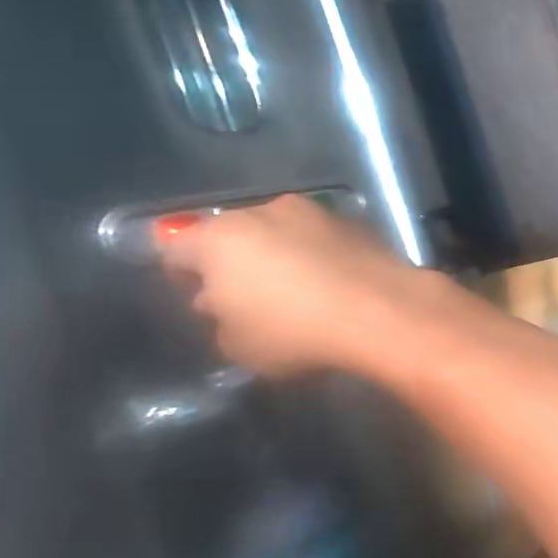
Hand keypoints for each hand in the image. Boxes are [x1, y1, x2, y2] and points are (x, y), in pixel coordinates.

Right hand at [157, 194, 455, 375]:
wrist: (380, 309)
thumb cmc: (293, 332)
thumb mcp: (237, 347)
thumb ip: (220, 320)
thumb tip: (222, 303)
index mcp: (220, 237)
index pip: (177, 248)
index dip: (179, 274)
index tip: (195, 297)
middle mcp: (262, 211)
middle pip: (230, 235)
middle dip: (230, 262)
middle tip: (242, 298)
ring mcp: (310, 211)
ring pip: (275, 232)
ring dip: (274, 255)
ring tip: (290, 291)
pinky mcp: (348, 220)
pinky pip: (314, 238)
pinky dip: (311, 255)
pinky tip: (325, 284)